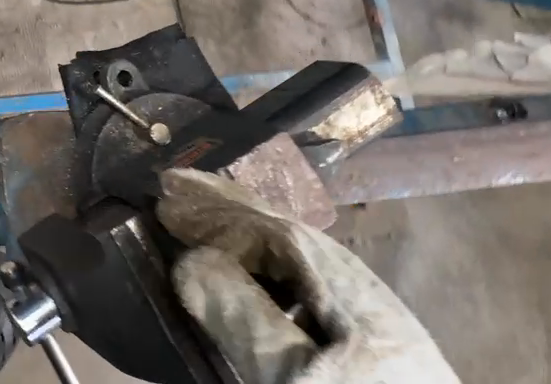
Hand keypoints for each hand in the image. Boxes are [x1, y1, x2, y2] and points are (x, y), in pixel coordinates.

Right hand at [156, 169, 458, 383]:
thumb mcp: (292, 383)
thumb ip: (244, 320)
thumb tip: (190, 261)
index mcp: (364, 308)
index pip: (282, 237)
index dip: (220, 216)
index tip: (166, 206)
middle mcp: (379, 307)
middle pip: (300, 240)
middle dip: (233, 209)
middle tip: (176, 186)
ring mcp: (384, 333)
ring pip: (310, 262)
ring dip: (250, 233)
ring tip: (202, 217)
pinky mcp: (379, 358)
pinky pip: (316, 288)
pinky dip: (271, 266)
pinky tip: (249, 273)